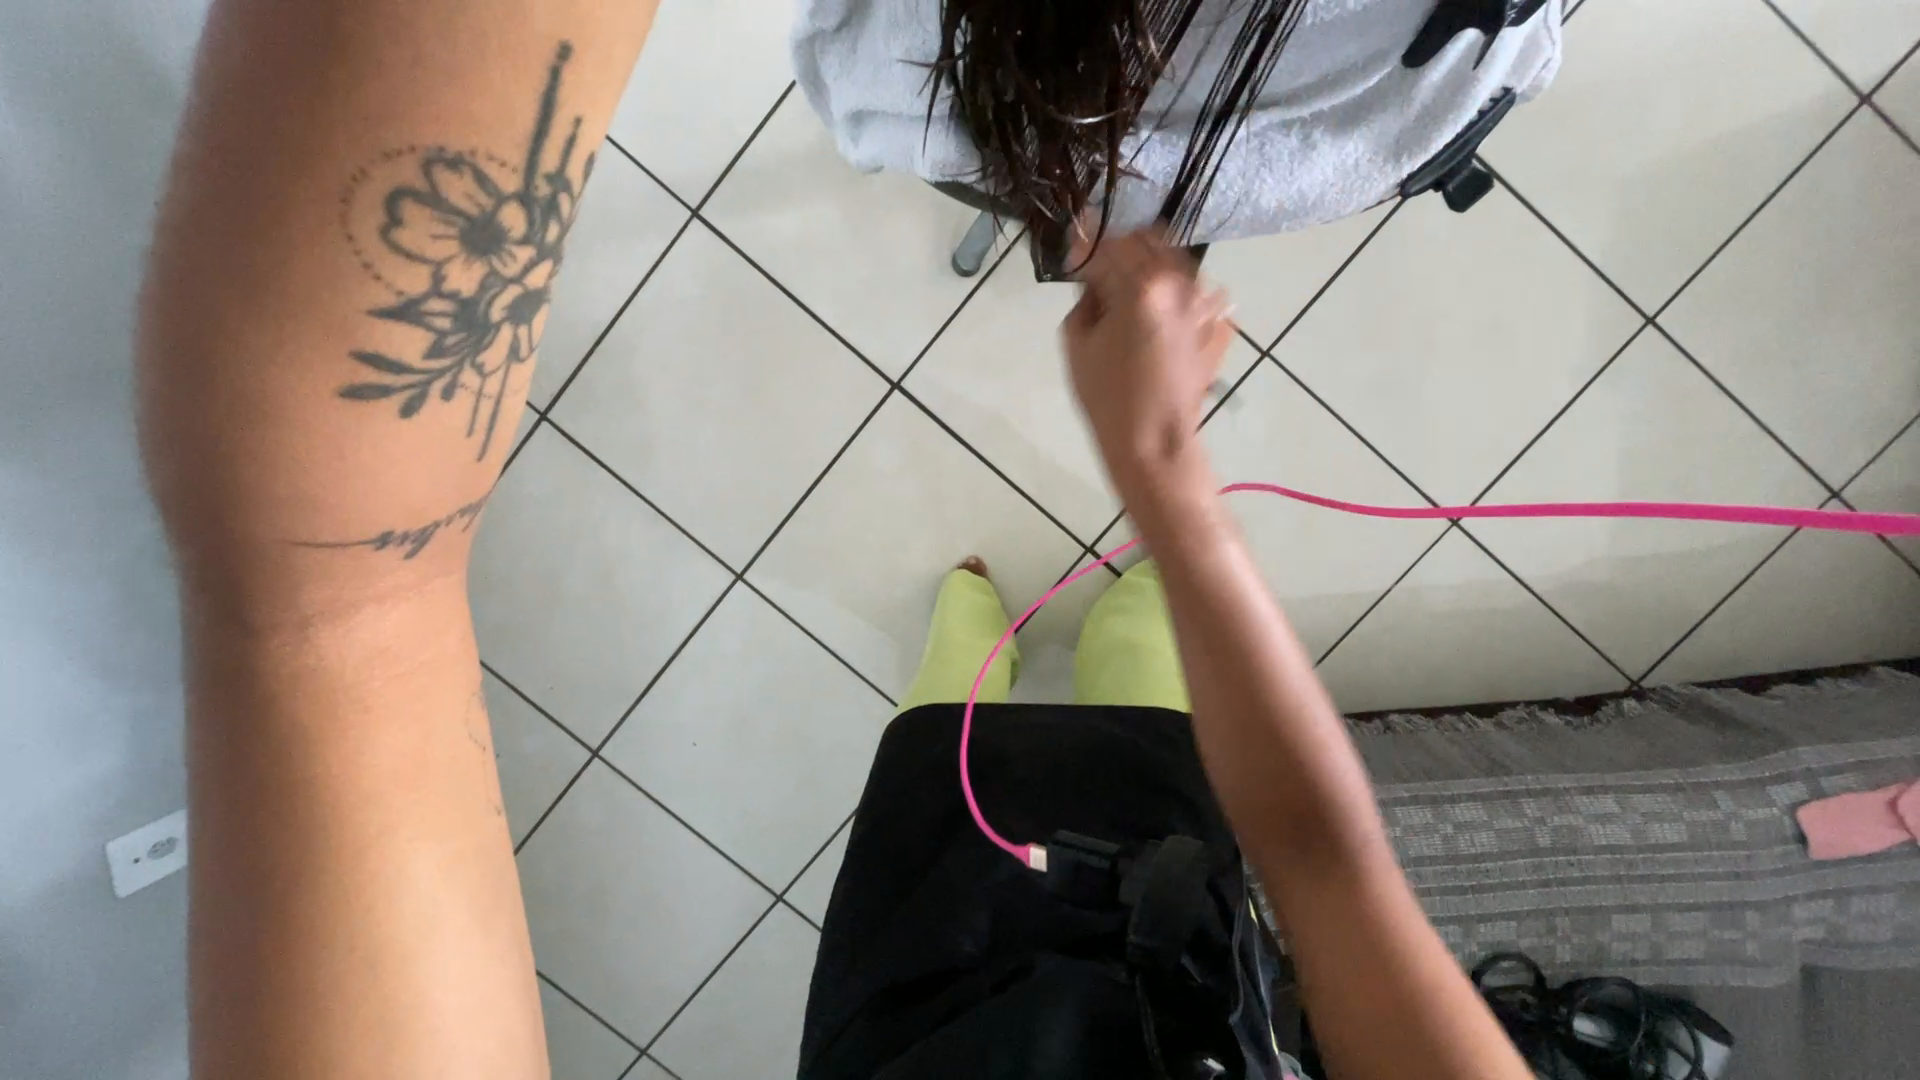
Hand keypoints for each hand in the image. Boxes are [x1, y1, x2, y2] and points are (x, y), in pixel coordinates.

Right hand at [1061, 226, 1233, 501]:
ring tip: (1128, 288)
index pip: (1106, 244)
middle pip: (1145, 240)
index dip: (1083, 241)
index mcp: (1140, 287)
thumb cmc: (1107, 399)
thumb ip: (1086, 297)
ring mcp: (1203, 302)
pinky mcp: (1216, 321)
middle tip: (1099, 267)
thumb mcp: (1077, 343)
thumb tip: (1095, 278)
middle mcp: (1179, 283)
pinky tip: (1158, 313)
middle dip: (1119, 247)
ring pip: (1173, 259)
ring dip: (1148, 264)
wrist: (1155, 442)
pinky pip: (1194, 290)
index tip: (1072, 247)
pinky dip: (1174, 291)